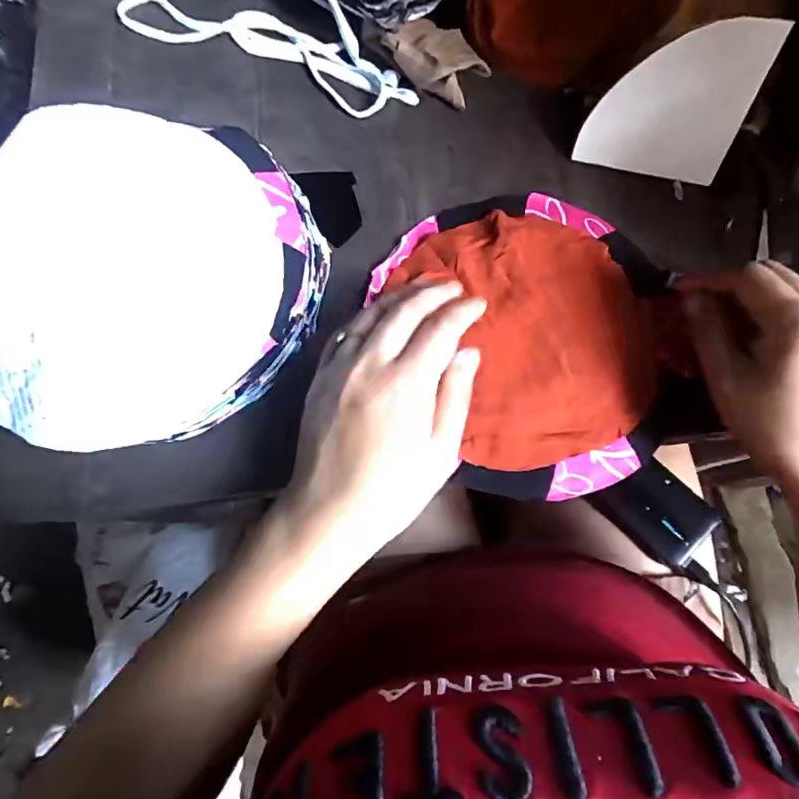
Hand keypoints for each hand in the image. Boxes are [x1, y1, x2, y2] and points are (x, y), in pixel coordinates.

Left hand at [282, 280, 483, 561]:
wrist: (328, 511)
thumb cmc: (395, 489)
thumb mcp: (441, 450)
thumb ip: (455, 395)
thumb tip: (468, 352)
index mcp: (406, 382)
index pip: (439, 329)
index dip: (461, 311)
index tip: (478, 303)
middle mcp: (371, 363)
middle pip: (404, 310)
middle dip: (433, 293)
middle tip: (454, 287)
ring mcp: (340, 366)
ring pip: (372, 313)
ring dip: (400, 296)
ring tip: (422, 289)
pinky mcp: (321, 375)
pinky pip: (346, 330)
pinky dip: (368, 314)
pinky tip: (379, 314)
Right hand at [685, 260, 798, 488]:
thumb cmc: (773, 429)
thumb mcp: (729, 381)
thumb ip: (708, 332)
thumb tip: (691, 299)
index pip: (748, 276)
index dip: (710, 280)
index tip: (681, 291)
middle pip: (772, 273)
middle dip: (732, 284)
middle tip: (700, 306)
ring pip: (788, 286)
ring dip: (753, 295)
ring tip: (722, 321)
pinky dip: (774, 308)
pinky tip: (753, 335)